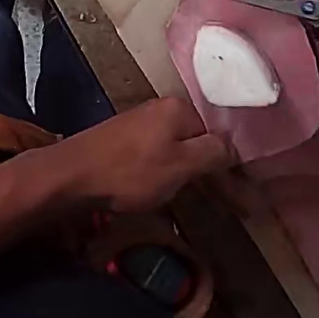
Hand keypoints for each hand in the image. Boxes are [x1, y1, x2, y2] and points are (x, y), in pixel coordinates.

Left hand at [52, 97, 233, 212]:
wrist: (72, 175)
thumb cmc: (131, 171)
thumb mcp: (180, 165)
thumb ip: (212, 153)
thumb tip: (232, 148)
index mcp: (179, 109)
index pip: (219, 139)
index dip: (233, 172)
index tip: (246, 203)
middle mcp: (162, 109)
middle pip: (200, 143)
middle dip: (218, 175)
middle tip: (236, 208)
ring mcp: (142, 123)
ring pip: (181, 150)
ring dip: (197, 176)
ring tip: (212, 201)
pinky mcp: (126, 139)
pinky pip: (161, 155)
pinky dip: (174, 173)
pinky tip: (175, 188)